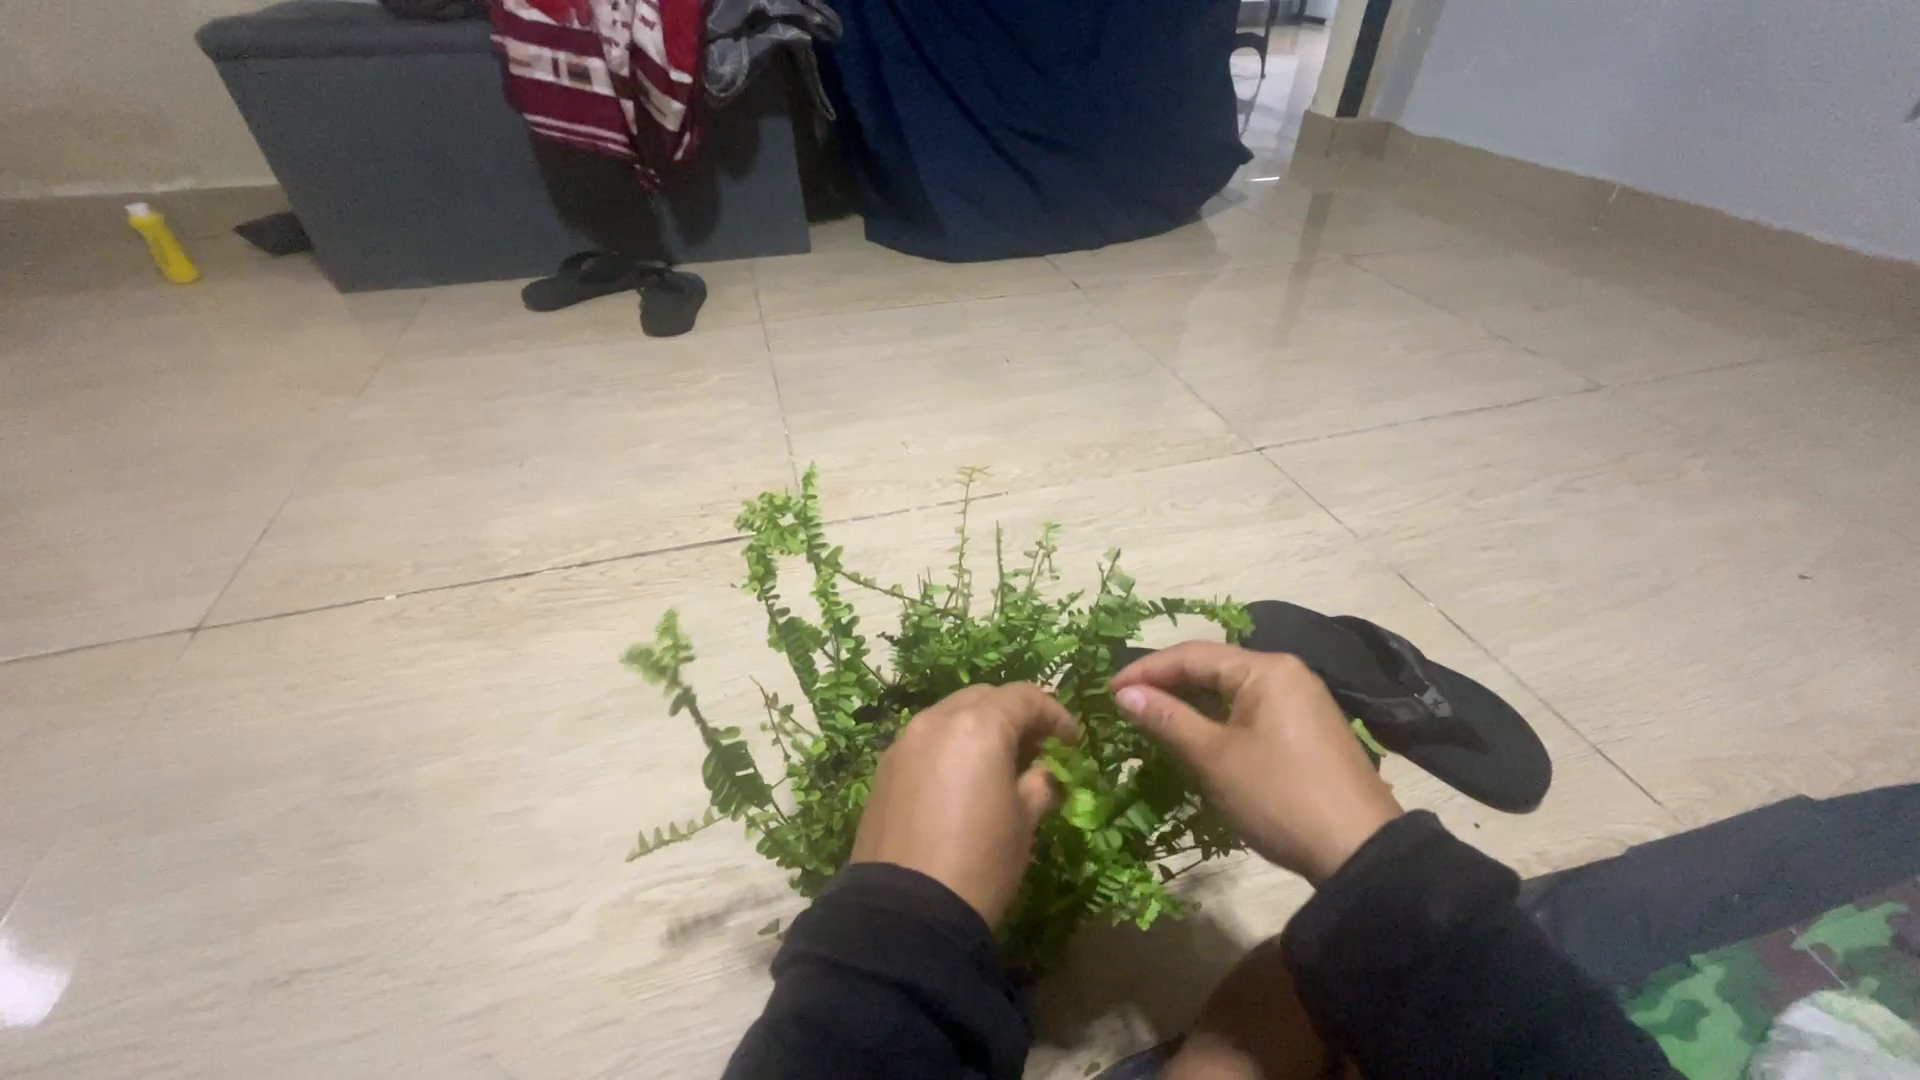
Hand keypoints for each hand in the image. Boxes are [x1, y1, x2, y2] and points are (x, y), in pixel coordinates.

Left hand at [850, 683, 1076, 925]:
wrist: (906, 913)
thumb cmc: (980, 862)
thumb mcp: (1024, 822)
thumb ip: (1038, 784)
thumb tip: (1041, 774)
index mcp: (978, 726)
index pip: (1024, 697)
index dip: (1054, 713)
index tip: (1071, 740)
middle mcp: (937, 721)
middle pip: (984, 698)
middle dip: (1014, 715)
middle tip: (1037, 747)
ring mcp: (905, 743)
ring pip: (951, 715)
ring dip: (979, 728)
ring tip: (999, 764)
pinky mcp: (885, 769)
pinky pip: (926, 741)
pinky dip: (950, 747)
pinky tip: (962, 780)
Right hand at [1111, 643, 1402, 883]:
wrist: (1359, 854)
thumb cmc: (1278, 796)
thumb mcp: (1214, 757)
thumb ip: (1167, 718)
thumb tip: (1124, 693)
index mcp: (1266, 669)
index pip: (1191, 655)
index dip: (1145, 670)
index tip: (1107, 691)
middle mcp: (1286, 674)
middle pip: (1212, 667)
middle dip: (1166, 684)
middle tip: (1124, 704)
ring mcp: (1300, 702)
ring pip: (1230, 691)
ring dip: (1189, 703)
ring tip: (1150, 719)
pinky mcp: (1306, 731)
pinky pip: (1249, 711)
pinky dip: (1216, 720)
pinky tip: (1193, 737)